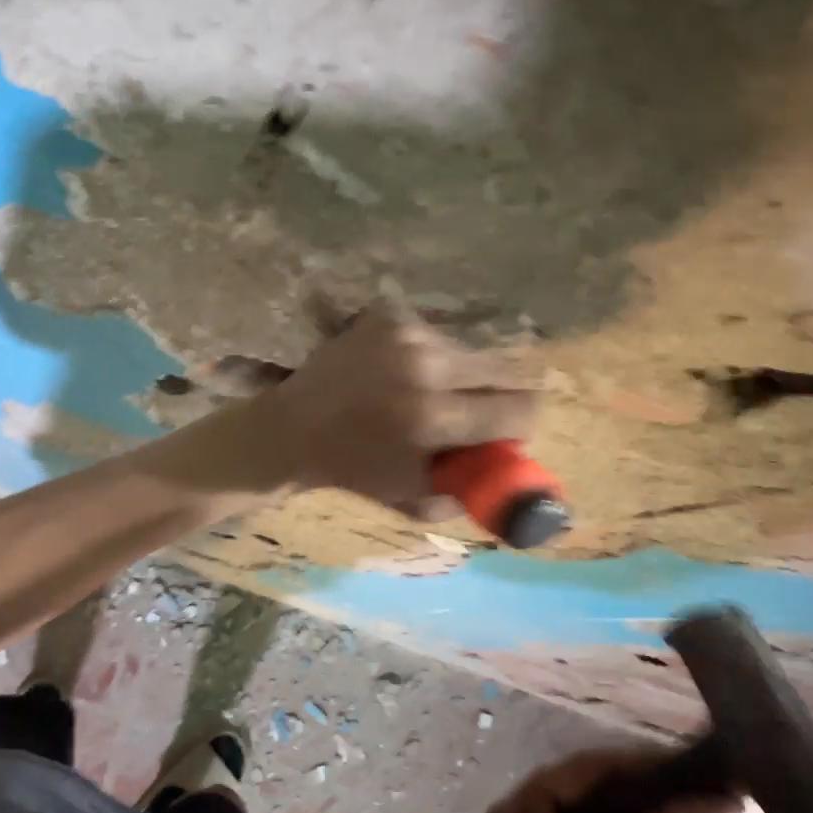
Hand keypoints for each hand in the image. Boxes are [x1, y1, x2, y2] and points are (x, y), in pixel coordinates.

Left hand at [253, 302, 538, 517]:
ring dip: (459, 376)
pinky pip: (434, 335)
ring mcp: (406, 334)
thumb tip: (515, 475)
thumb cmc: (352, 469)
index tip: (506, 435)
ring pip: (469, 352)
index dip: (520, 426)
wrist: (290, 428)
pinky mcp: (388, 315)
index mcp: (434, 417)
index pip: (521, 408)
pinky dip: (426, 355)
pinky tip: (396, 373)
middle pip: (506, 371)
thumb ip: (470, 490)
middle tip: (472, 415)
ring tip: (420, 395)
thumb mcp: (414, 497)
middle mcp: (426, 367)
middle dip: (498, 398)